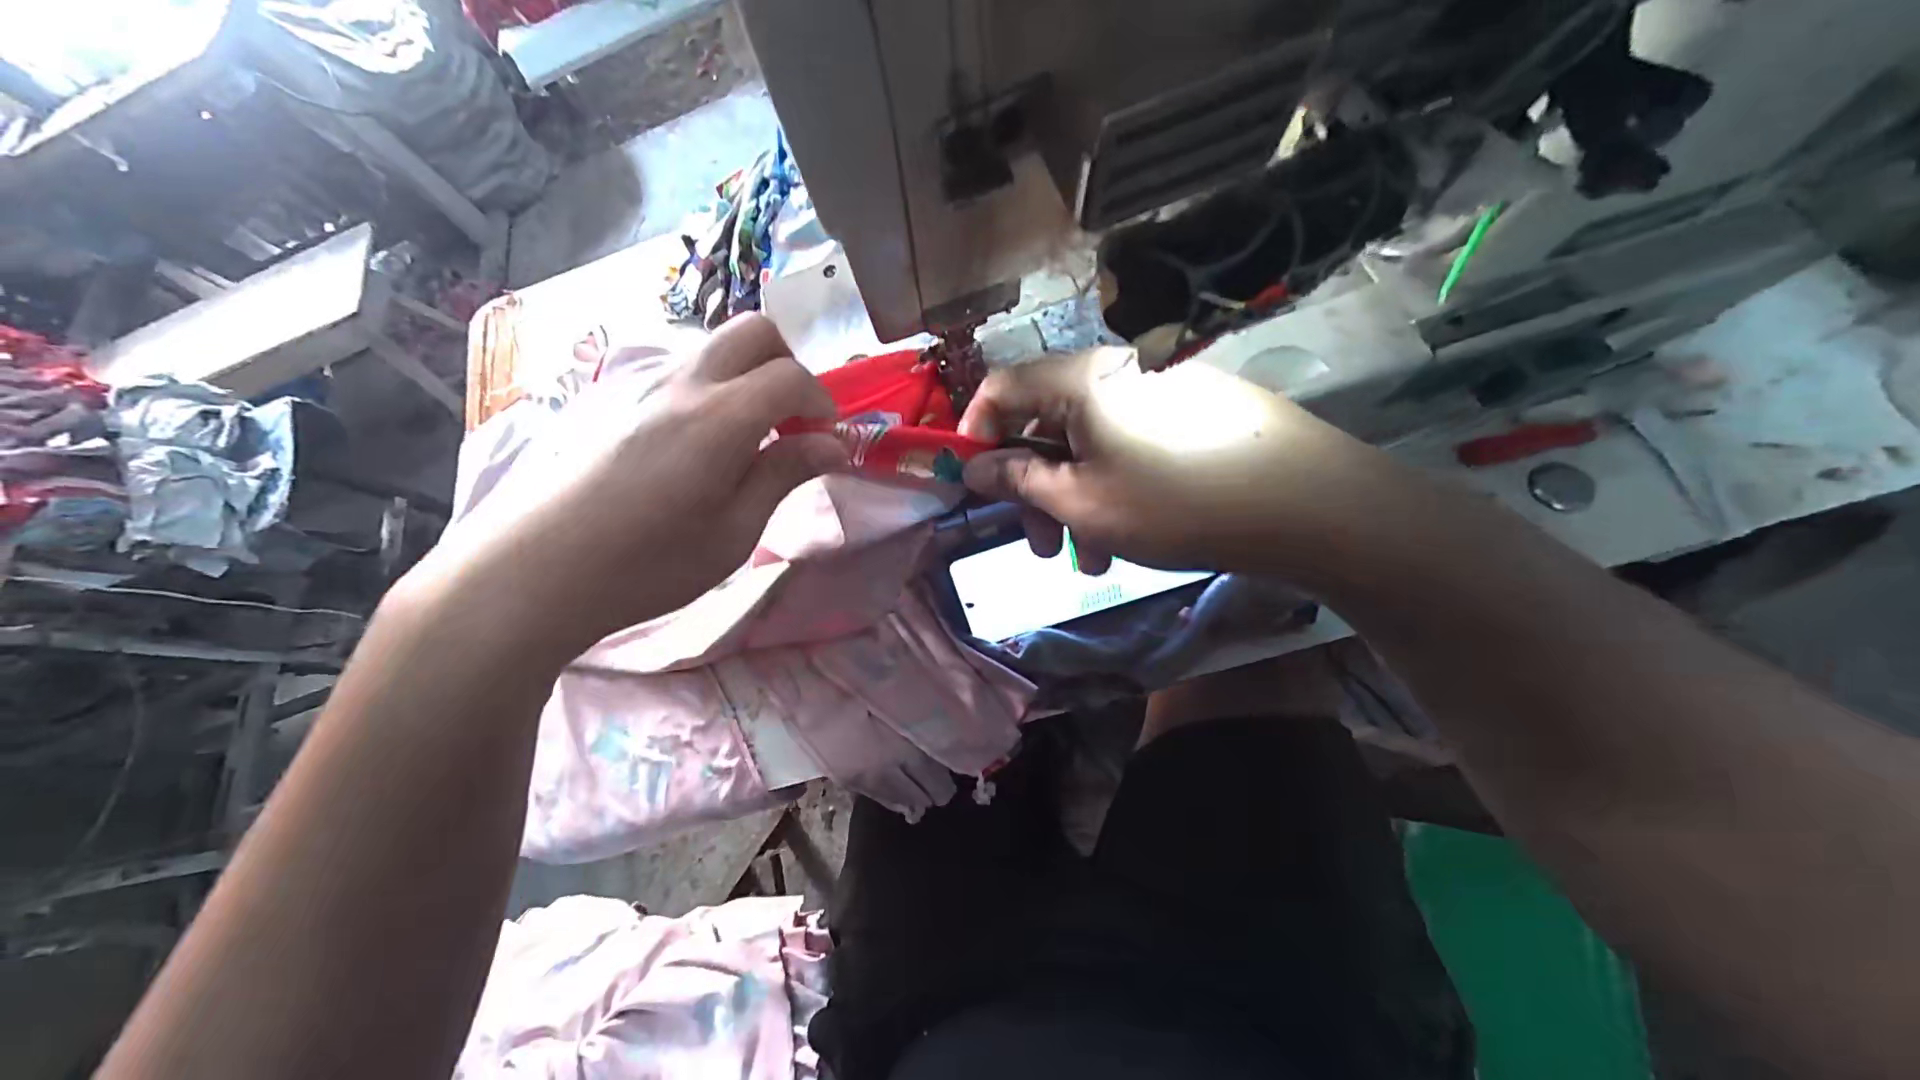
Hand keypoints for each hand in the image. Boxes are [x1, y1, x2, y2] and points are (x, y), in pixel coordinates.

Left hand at [403, 314, 846, 657]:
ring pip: (714, 346)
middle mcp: (681, 382)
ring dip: (749, 376)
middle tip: (791, 423)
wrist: (533, 572)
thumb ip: (784, 474)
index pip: (792, 376)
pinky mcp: (612, 396)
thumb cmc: (647, 564)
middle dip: (789, 366)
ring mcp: (640, 382)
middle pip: (755, 330)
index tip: (826, 442)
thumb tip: (832, 445)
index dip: (823, 404)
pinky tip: (697, 445)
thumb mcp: (733, 533)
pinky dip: (712, 388)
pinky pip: (679, 369)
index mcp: (719, 417)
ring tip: (746, 439)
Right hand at [958, 347, 1397, 579]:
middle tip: (1040, 546)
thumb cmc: (1175, 503)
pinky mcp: (1196, 413)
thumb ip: (1018, 480)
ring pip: (1092, 444)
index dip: (976, 433)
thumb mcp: (1081, 502)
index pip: (1002, 386)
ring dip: (1076, 501)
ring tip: (1091, 560)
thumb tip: (976, 465)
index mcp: (1081, 381)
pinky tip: (1132, 536)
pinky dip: (1115, 488)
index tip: (973, 482)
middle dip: (1033, 489)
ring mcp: (1162, 391)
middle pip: (1048, 423)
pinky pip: (1133, 446)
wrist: (1306, 503)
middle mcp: (1118, 373)